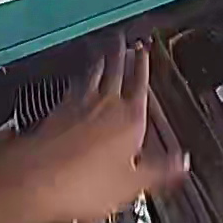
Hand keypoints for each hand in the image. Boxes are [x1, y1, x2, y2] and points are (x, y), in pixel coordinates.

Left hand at [0, 39, 189, 222]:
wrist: (40, 178)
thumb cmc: (86, 183)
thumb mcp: (131, 184)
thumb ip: (159, 170)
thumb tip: (183, 161)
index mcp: (129, 118)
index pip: (140, 84)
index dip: (144, 65)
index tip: (144, 49)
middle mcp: (106, 103)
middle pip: (117, 70)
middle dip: (122, 53)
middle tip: (124, 38)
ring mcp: (81, 103)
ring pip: (96, 73)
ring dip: (102, 59)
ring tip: (105, 48)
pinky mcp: (60, 109)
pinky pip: (76, 84)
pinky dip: (81, 76)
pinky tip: (79, 77)